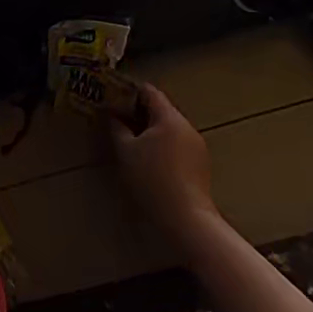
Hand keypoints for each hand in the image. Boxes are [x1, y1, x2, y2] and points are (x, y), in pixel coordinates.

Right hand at [107, 82, 219, 249]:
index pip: (149, 91)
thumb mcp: (126, 152)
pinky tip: (153, 164)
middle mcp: (186, 125)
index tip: (114, 99)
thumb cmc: (152, 179)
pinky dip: (164, 147)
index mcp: (169, 117)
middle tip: (119, 122)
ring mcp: (197, 145)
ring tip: (133, 145)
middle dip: (139, 113)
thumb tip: (111, 114)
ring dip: (152, 131)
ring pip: (170, 128)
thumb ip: (117, 128)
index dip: (130, 92)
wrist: (187, 219)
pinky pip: (179, 145)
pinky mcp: (201, 164)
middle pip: (160, 109)